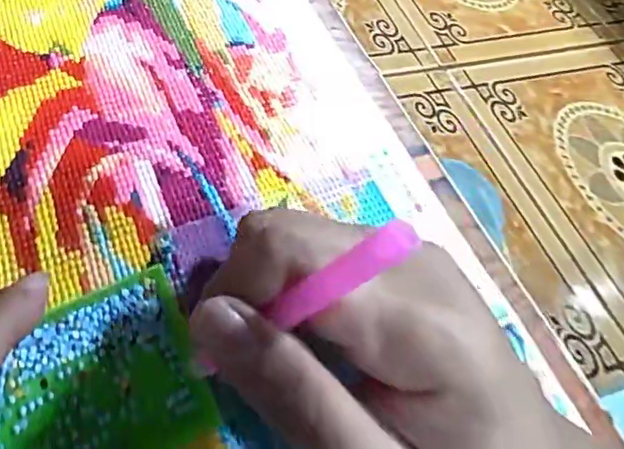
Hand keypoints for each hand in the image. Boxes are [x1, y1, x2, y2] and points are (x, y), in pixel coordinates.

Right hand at [189, 209, 590, 448]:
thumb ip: (293, 393)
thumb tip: (206, 316)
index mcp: (418, 313)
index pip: (289, 250)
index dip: (232, 293)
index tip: (213, 361)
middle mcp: (409, 255)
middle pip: (286, 231)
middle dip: (244, 290)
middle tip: (243, 366)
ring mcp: (405, 247)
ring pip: (293, 233)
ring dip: (265, 290)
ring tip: (280, 357)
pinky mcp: (395, 251)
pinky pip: (315, 247)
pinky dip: (291, 287)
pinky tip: (310, 338)